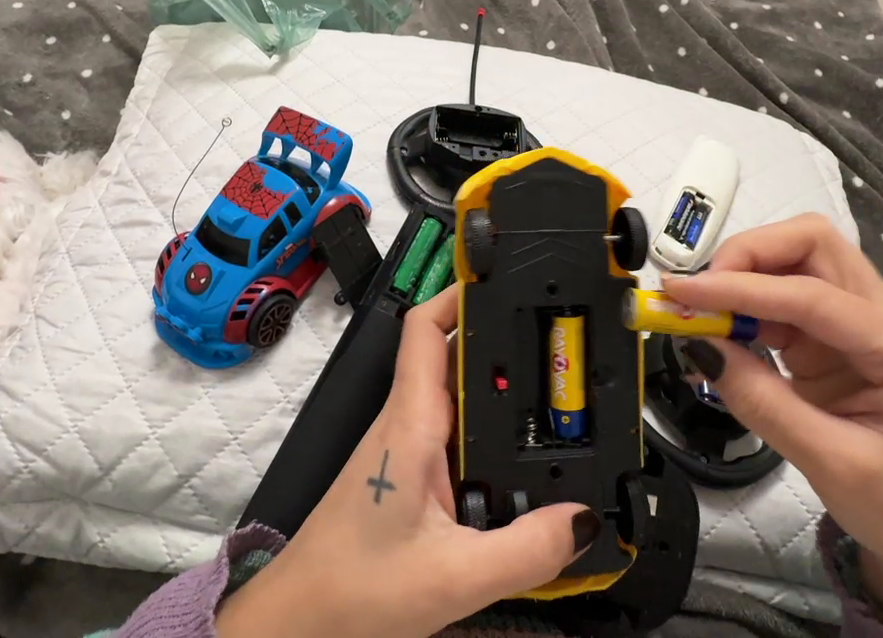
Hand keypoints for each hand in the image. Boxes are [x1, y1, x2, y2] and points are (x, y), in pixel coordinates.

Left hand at [217, 289, 597, 637]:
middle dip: (503, 344)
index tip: (507, 278)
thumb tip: (582, 521)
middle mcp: (406, 422)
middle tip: (559, 348)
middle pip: (454, 356)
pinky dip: (489, 433)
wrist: (300, 620)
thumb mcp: (453, 578)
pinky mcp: (408, 472)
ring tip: (554, 398)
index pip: (428, 328)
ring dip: (498, 392)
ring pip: (457, 396)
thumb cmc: (353, 591)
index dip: (462, 292)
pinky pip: (455, 433)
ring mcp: (405, 446)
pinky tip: (520, 458)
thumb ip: (526, 553)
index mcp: (409, 423)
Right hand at [664, 215, 882, 637]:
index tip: (681, 292)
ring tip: (696, 309)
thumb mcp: (832, 465)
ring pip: (797, 262)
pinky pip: (784, 301)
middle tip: (697, 291)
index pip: (814, 294)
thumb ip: (762, 400)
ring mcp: (863, 324)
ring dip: (742, 276)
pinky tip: (716, 327)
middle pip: (814, 246)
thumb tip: (697, 344)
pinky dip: (744, 306)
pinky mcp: (836, 339)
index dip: (742, 287)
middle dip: (748, 255)